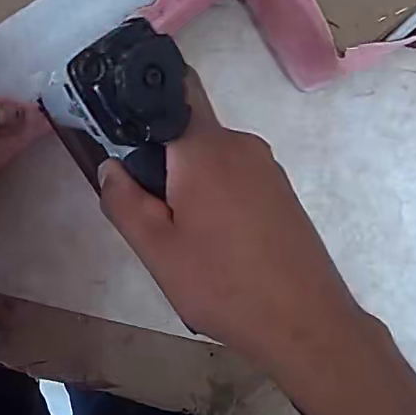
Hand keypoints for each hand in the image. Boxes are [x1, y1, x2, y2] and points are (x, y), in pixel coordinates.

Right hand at [99, 74, 382, 381]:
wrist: (304, 322)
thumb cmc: (224, 286)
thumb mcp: (157, 250)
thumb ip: (123, 200)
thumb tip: (111, 166)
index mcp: (206, 148)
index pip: (171, 92)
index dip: (140, 108)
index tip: (123, 146)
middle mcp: (243, 146)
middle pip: (190, 136)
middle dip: (164, 166)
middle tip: (154, 219)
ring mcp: (270, 171)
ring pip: (214, 164)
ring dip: (192, 190)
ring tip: (190, 244)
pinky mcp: (285, 196)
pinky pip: (239, 183)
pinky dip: (220, 203)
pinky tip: (222, 249)